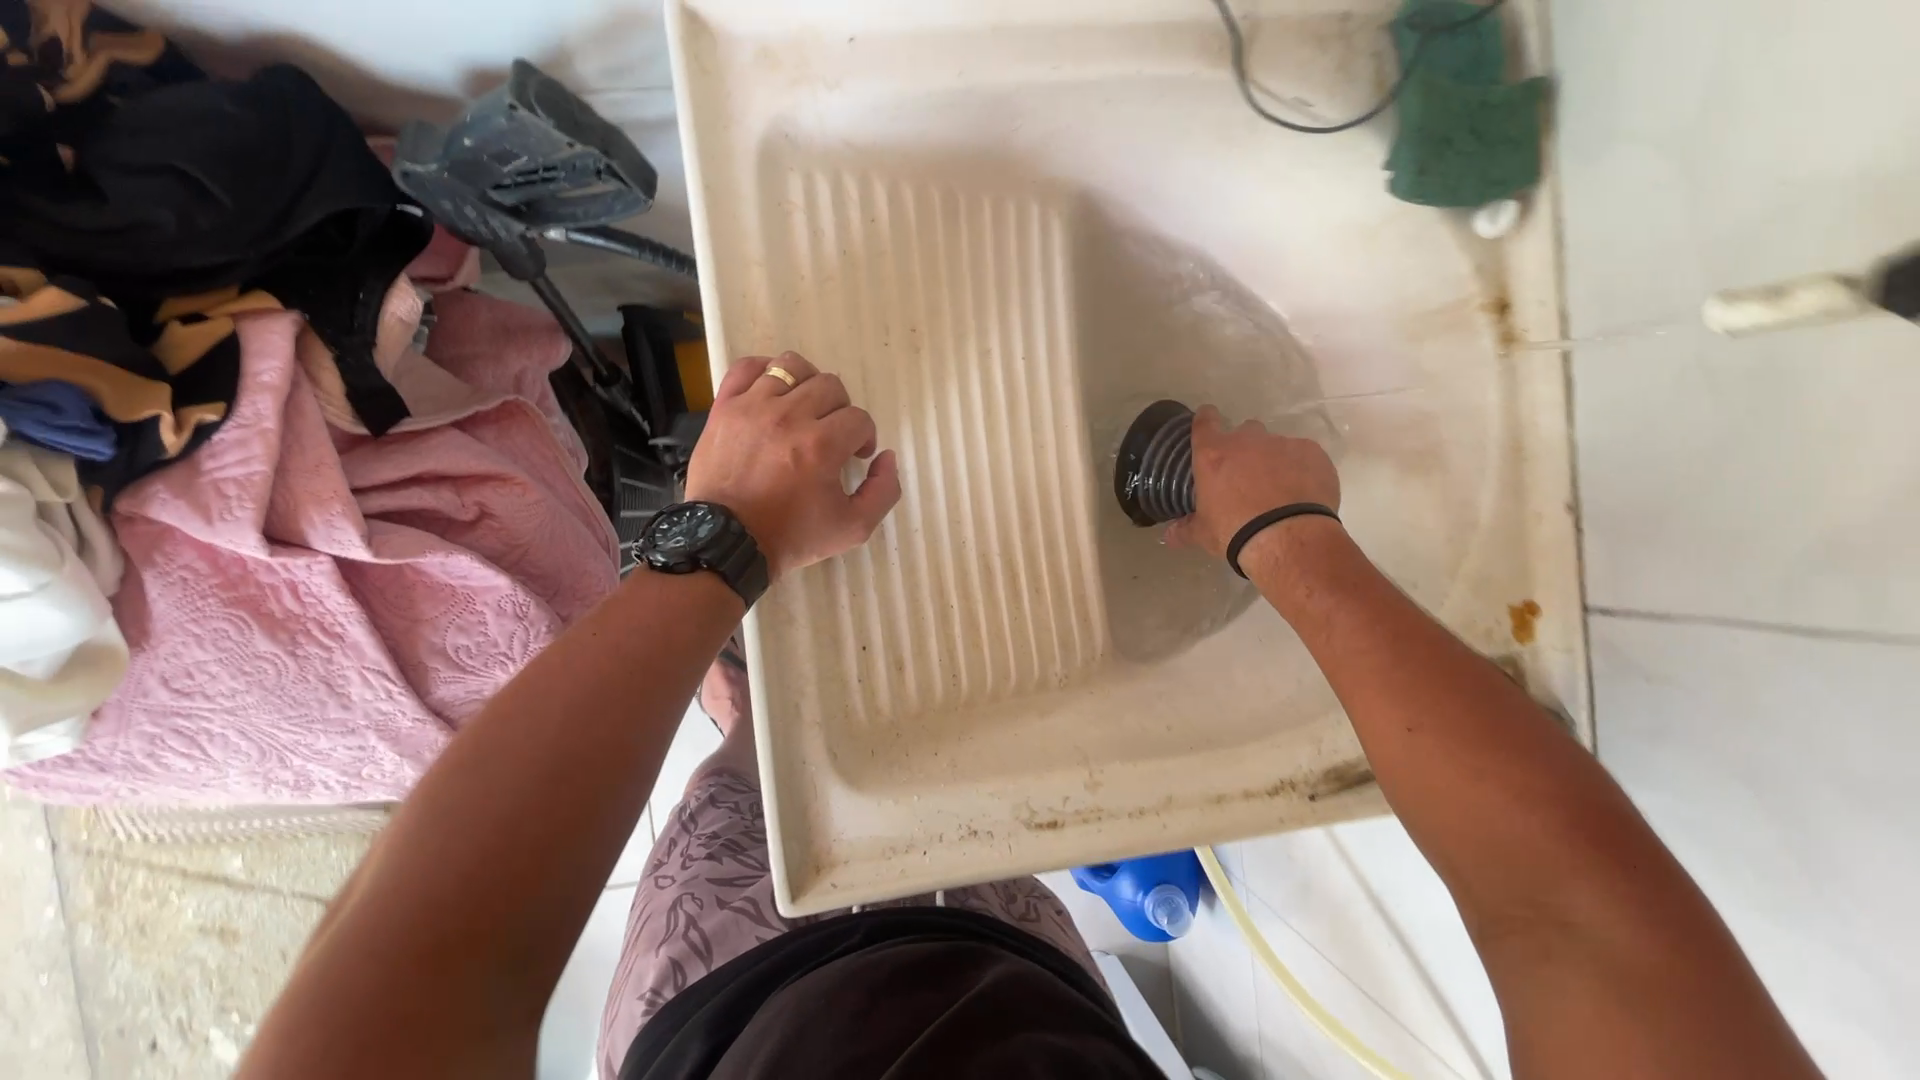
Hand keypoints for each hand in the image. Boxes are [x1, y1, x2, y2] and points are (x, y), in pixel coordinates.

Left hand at [684, 351, 900, 579]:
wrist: (728, 542)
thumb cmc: (791, 536)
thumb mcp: (853, 528)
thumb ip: (884, 491)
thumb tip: (886, 457)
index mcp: (821, 445)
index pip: (859, 419)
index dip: (864, 437)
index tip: (854, 456)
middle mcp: (788, 416)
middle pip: (830, 386)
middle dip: (840, 411)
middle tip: (831, 436)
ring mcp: (752, 407)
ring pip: (792, 367)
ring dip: (807, 385)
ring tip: (804, 409)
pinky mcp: (725, 407)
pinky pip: (747, 368)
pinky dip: (764, 372)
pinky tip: (772, 394)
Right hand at [1164, 405, 1340, 560]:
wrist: (1288, 538)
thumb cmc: (1235, 532)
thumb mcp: (1203, 534)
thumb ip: (1184, 530)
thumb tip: (1169, 536)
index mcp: (1213, 455)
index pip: (1205, 422)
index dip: (1206, 419)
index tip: (1208, 421)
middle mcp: (1246, 441)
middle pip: (1245, 431)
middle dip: (1245, 447)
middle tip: (1247, 474)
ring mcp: (1282, 444)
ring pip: (1276, 445)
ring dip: (1274, 460)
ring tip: (1279, 489)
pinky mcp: (1312, 453)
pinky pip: (1304, 455)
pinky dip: (1301, 469)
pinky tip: (1302, 491)